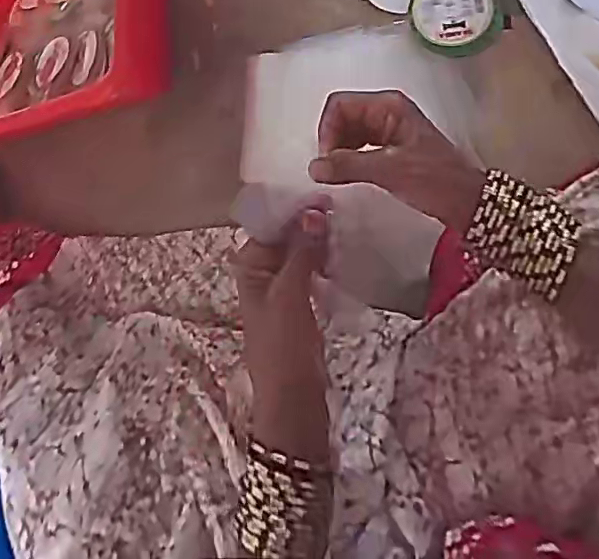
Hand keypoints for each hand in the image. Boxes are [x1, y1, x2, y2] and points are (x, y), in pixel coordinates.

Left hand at [233, 209, 330, 462]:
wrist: (295, 403)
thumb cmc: (283, 347)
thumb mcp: (291, 294)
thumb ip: (302, 251)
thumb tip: (315, 211)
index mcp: (250, 265)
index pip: (272, 224)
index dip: (297, 208)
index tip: (328, 195)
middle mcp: (263, 271)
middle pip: (288, 235)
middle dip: (312, 221)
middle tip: (344, 208)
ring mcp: (283, 286)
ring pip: (303, 251)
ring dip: (322, 239)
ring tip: (348, 225)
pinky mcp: (302, 300)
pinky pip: (314, 268)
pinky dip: (327, 259)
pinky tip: (346, 251)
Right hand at [308, 91, 485, 231]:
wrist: (467, 201)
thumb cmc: (436, 180)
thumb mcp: (390, 170)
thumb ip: (350, 166)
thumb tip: (314, 167)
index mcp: (389, 105)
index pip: (341, 104)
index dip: (328, 129)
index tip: (326, 159)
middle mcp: (387, 110)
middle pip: (343, 115)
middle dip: (332, 140)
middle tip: (331, 170)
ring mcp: (389, 127)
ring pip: (349, 131)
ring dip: (339, 150)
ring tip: (338, 174)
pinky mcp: (390, 146)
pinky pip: (359, 145)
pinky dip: (349, 157)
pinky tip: (349, 174)